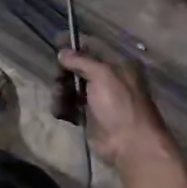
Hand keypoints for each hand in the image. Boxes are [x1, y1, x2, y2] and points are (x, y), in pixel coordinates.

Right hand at [57, 49, 179, 169]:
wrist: (131, 145)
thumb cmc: (120, 105)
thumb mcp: (103, 75)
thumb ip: (81, 61)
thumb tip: (62, 52)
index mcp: (118, 65)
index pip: (92, 47)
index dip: (73, 45)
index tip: (55, 42)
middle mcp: (108, 79)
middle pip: (77, 68)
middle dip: (64, 73)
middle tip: (58, 80)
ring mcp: (98, 98)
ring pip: (71, 87)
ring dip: (60, 92)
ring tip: (59, 101)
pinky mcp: (89, 116)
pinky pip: (69, 105)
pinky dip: (62, 107)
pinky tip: (61, 113)